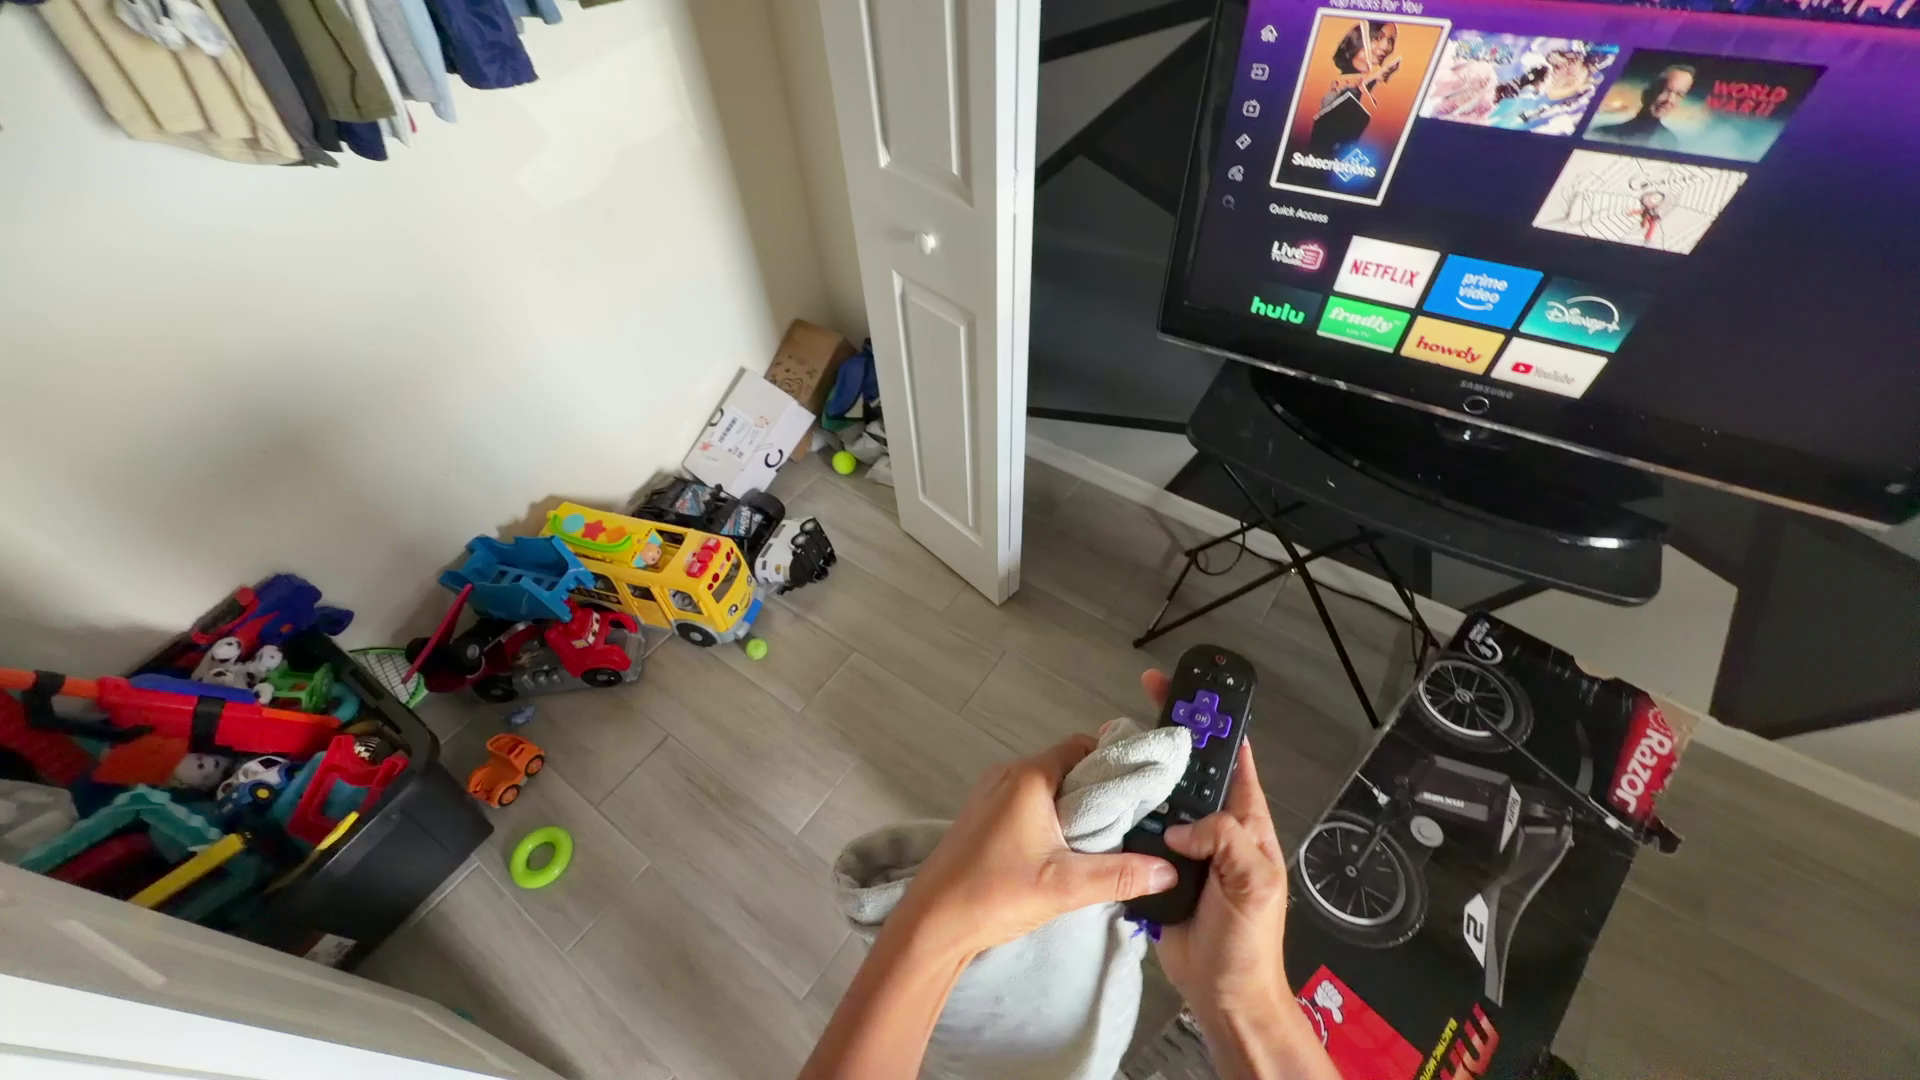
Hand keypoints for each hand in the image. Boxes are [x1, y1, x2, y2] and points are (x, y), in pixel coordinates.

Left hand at [891, 735, 1179, 959]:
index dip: (1113, 761)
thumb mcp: (1066, 886)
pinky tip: (1060, 847)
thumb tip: (1169, 870)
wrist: (933, 920)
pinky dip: (1046, 814)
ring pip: (1044, 785)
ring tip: (1098, 838)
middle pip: (1064, 765)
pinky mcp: (980, 813)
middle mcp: (1007, 773)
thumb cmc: (996, 892)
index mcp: (1029, 776)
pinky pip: (1024, 800)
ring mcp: (989, 791)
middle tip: (1127, 819)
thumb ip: (1120, 875)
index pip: (1081, 746)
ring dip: (1070, 805)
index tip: (1140, 786)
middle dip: (1095, 789)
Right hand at [1139, 670, 1291, 1025]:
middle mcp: (1212, 823)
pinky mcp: (1156, 863)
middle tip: (1135, 712)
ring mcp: (1183, 843)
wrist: (1221, 994)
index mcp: (1244, 820)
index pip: (1231, 757)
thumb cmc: (1248, 939)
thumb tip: (1179, 825)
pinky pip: (1138, 828)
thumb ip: (1224, 840)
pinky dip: (1122, 811)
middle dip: (1167, 737)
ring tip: (1112, 749)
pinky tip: (1102, 795)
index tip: (1188, 691)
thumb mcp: (1254, 882)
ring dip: (1140, 774)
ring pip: (1159, 796)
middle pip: (1188, 770)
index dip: (1213, 721)